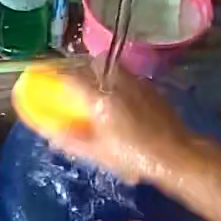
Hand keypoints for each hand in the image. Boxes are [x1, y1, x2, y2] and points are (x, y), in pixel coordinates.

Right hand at [36, 70, 209, 185]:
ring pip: (111, 65)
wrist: (177, 155)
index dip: (55, 73)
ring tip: (94, 87)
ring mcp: (136, 82)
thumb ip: (71, 141)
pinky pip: (126, 75)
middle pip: (92, 62)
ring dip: (98, 70)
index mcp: (100, 99)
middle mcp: (117, 83)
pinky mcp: (150, 88)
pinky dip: (115, 79)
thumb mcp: (98, 154)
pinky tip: (117, 97)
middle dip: (79, 67)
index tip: (44, 73)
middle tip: (72, 80)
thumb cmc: (135, 158)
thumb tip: (50, 134)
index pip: (71, 77)